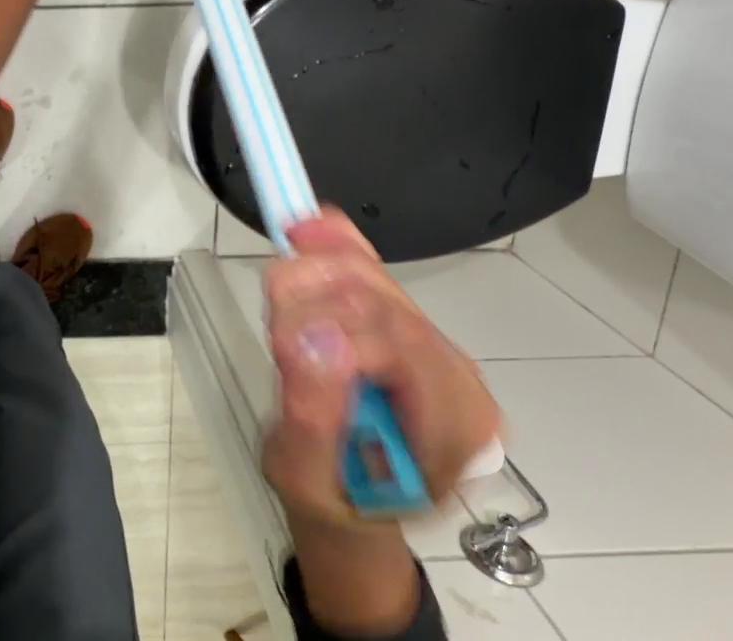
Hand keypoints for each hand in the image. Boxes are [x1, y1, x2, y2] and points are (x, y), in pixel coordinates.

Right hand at [262, 208, 501, 532]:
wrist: (355, 503)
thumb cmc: (334, 501)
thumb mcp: (310, 479)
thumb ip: (314, 415)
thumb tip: (312, 338)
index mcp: (454, 426)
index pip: (401, 345)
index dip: (336, 329)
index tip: (282, 340)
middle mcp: (459, 377)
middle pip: (387, 304)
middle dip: (319, 297)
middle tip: (273, 316)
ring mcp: (437, 347)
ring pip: (377, 282)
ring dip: (320, 271)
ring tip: (280, 288)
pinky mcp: (407, 326)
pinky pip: (377, 272)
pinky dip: (337, 247)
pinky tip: (306, 228)